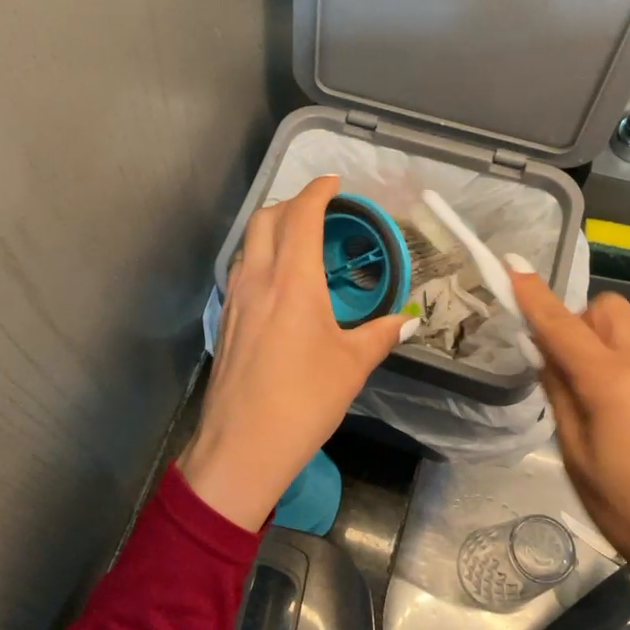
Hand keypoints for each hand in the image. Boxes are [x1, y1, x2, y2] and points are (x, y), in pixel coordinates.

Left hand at [182, 177, 412, 531]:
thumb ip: (380, 335)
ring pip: (248, 244)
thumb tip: (405, 320)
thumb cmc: (304, 400)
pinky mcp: (224, 321)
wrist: (242, 445)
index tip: (333, 184)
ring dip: (271, 229)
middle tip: (319, 210)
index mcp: (292, 279)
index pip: (301, 215)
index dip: (317, 192)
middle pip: (265, 219)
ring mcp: (234, 300)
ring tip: (298, 240)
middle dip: (291, 203)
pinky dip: (259, 258)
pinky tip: (277, 283)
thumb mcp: (351, 365)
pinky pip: (241, 271)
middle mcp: (257, 279)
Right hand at [507, 266, 629, 629]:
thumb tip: (547, 355)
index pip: (562, 326)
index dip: (534, 296)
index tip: (513, 267)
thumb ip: (560, 396)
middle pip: (609, 310)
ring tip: (611, 407)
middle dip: (583, 323)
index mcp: (612, 384)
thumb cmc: (628, 512)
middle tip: (571, 366)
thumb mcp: (575, 458)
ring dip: (613, 350)